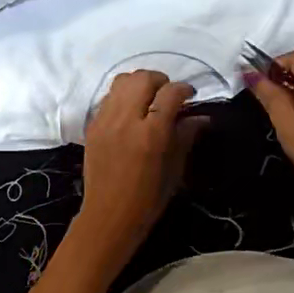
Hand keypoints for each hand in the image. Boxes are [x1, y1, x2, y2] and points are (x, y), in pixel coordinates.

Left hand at [78, 70, 205, 248]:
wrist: (109, 214)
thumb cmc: (149, 197)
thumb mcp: (175, 168)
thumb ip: (186, 135)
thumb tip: (201, 116)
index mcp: (151, 133)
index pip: (170, 93)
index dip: (184, 89)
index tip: (190, 96)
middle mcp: (126, 120)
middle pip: (142, 78)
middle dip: (160, 81)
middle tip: (167, 95)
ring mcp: (105, 121)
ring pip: (121, 81)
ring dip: (138, 84)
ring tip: (148, 99)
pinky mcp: (91, 125)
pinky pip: (108, 97)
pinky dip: (121, 96)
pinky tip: (130, 112)